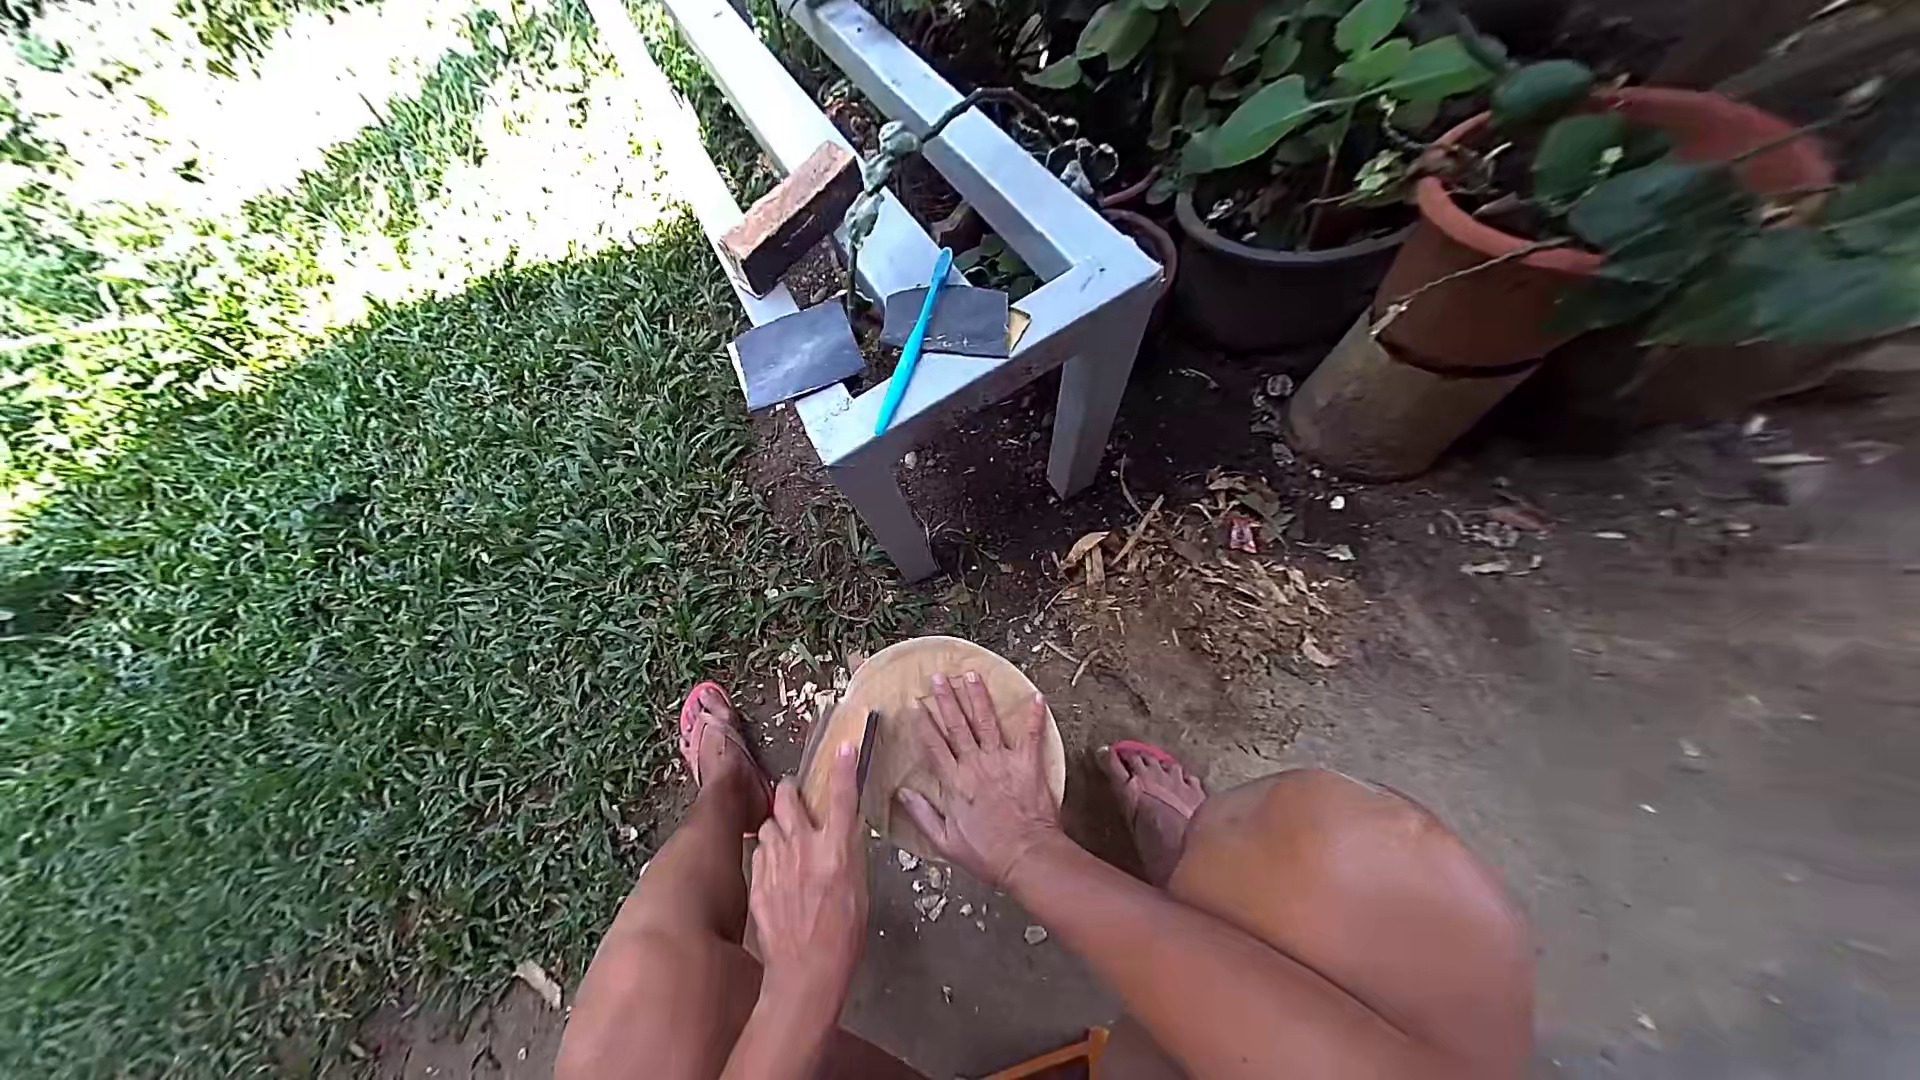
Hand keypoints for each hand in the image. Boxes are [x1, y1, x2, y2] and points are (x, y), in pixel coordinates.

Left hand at [749, 743, 867, 1006]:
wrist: (806, 973)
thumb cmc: (844, 932)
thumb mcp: (859, 884)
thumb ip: (848, 848)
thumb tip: (843, 826)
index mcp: (837, 847)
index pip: (842, 795)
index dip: (844, 767)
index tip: (845, 746)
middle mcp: (804, 847)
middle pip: (789, 797)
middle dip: (790, 790)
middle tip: (795, 792)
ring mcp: (775, 862)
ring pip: (769, 822)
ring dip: (778, 823)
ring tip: (786, 835)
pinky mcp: (757, 880)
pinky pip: (760, 851)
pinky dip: (767, 851)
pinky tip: (776, 865)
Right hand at [894, 672, 1062, 887]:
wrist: (1026, 857)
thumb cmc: (988, 854)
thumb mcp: (945, 842)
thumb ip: (922, 815)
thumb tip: (904, 794)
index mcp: (955, 782)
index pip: (934, 745)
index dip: (924, 723)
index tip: (916, 705)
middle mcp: (976, 765)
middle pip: (957, 725)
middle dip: (946, 698)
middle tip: (938, 677)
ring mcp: (1002, 761)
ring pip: (986, 721)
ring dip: (978, 696)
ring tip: (971, 675)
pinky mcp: (1027, 763)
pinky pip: (1030, 734)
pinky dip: (1034, 716)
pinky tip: (1035, 697)